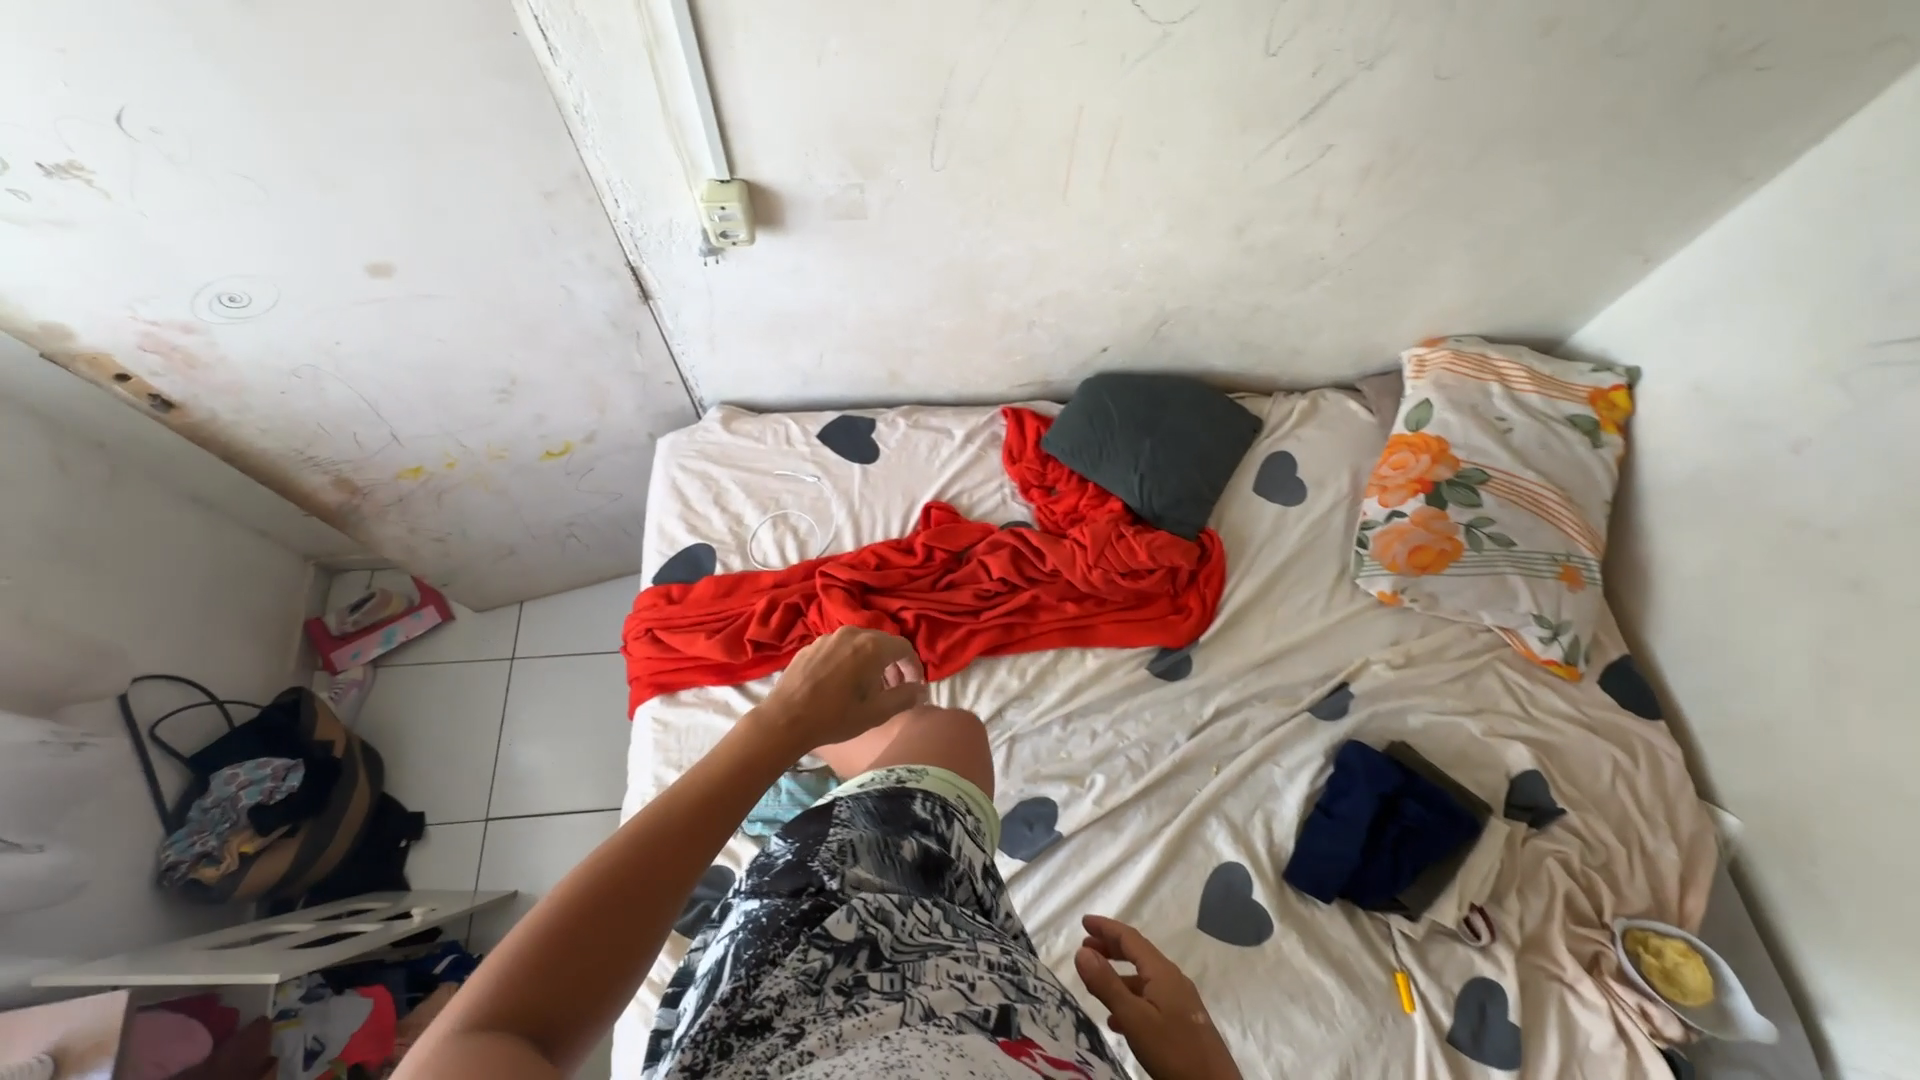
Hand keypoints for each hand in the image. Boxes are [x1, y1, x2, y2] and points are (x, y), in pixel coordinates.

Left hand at [751, 627, 927, 751]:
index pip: (904, 648)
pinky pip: (840, 647)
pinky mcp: (811, 645)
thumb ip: (905, 697)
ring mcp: (829, 637)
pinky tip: (843, 682)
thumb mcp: (876, 713)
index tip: (914, 686)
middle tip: (894, 688)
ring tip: (868, 686)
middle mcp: (852, 634)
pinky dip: (850, 659)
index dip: (913, 667)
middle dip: (893, 664)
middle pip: (883, 642)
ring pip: (860, 643)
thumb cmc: (834, 717)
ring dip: (871, 661)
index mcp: (872, 647)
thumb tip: (921, 689)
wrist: (785, 720)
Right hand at [1074, 915, 1241, 1079]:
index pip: (1130, 938)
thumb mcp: (1134, 1018)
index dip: (1106, 928)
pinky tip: (1117, 1019)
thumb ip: (1107, 985)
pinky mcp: (1183, 1021)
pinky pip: (1151, 998)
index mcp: (1162, 972)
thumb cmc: (1173, 1050)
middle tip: (1085, 946)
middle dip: (1111, 947)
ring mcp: (1180, 1000)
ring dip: (1118, 974)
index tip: (1083, 922)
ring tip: (1095, 981)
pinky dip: (1130, 998)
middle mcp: (1173, 979)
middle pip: (1138, 954)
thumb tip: (1081, 952)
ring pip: (1144, 978)